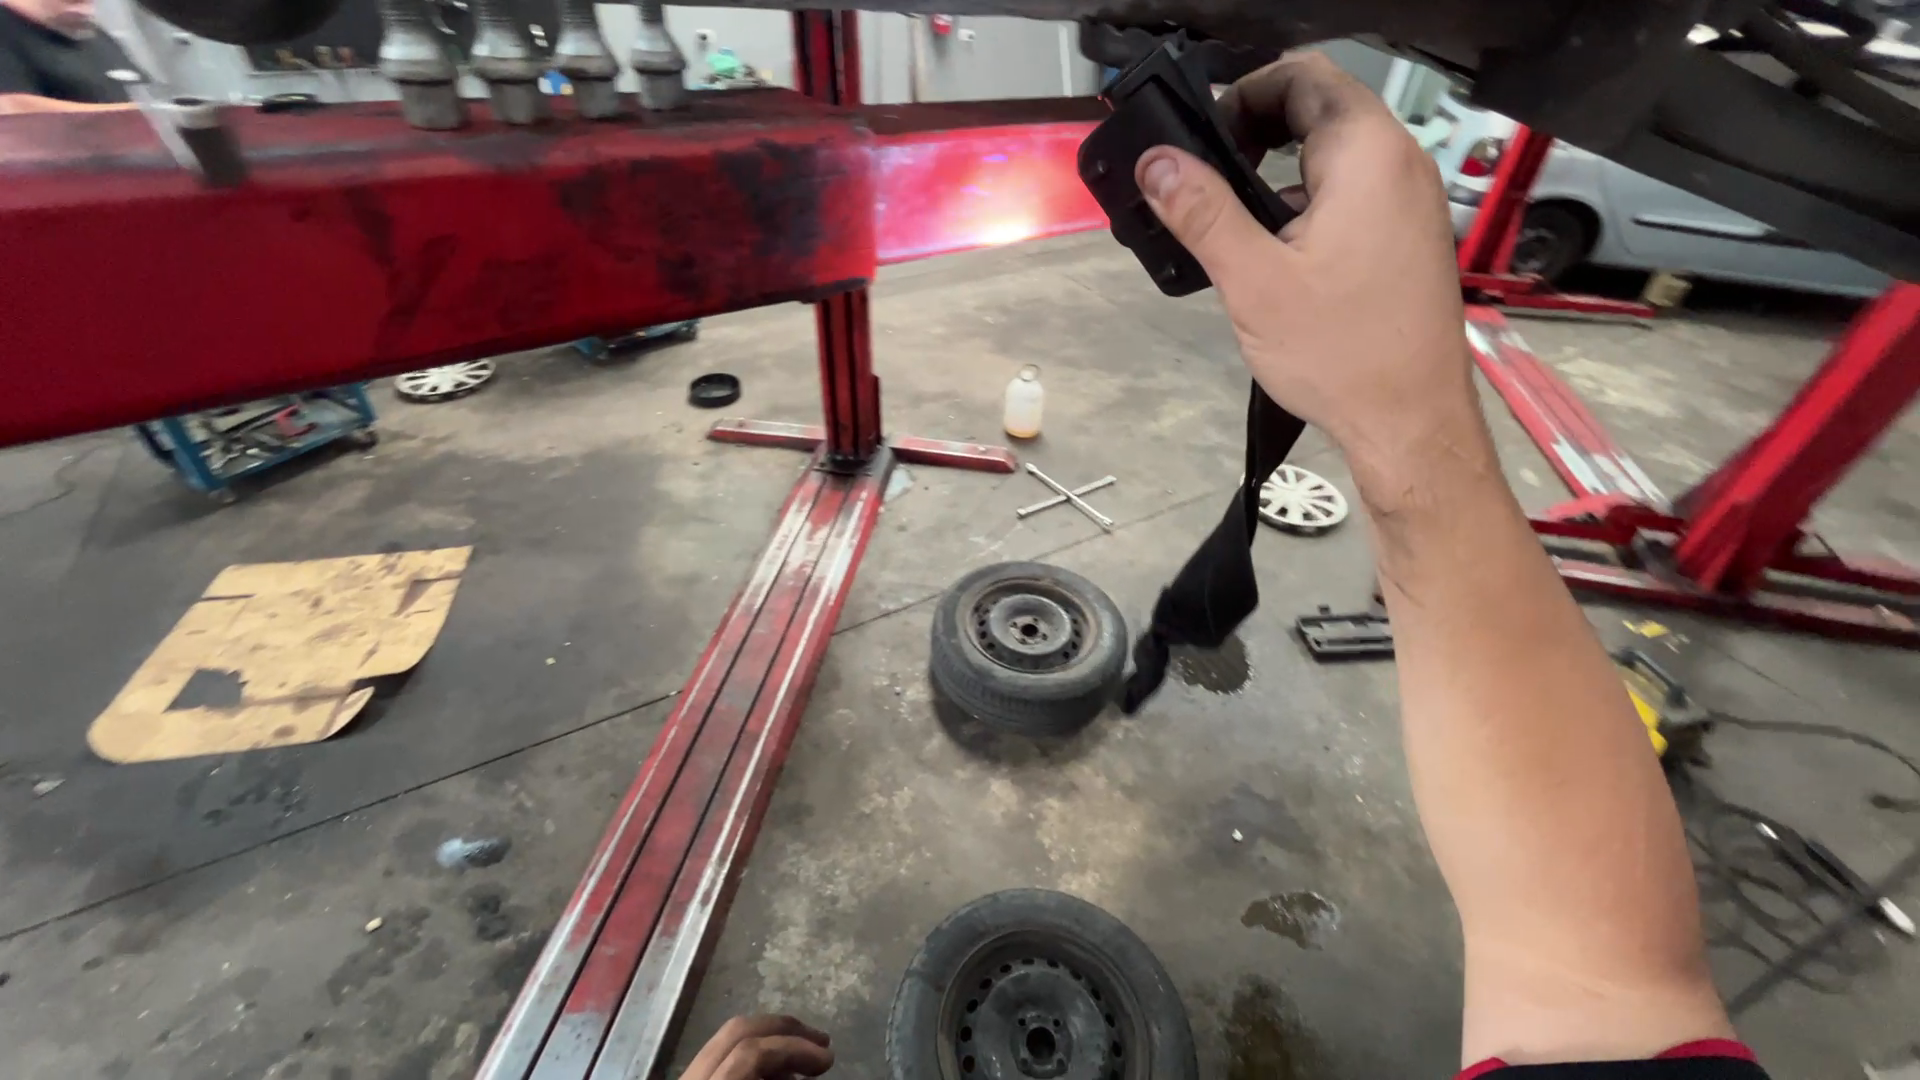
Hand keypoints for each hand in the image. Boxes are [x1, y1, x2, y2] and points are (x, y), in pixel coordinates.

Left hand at [680, 1015, 833, 1079]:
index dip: (794, 1048)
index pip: (751, 1052)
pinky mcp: (687, 1079)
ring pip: (728, 1038)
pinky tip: (776, 1073)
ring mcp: (684, 1076)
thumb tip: (811, 1062)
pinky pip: (721, 1057)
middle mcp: (690, 1074)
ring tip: (803, 1061)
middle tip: (820, 1042)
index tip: (827, 1058)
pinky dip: (753, 1058)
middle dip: (785, 1028)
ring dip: (771, 1042)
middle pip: (737, 1029)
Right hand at [1133, 53, 1480, 490]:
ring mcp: (1408, 202)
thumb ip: (1202, 213)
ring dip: (1276, 174)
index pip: (1302, 77)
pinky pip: (1348, 196)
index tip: (1199, 140)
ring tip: (1230, 225)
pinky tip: (1274, 256)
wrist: (1407, 418)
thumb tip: (1157, 162)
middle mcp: (1399, 164)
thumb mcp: (1253, 281)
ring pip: (1332, 158)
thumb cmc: (1337, 351)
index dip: (1241, 94)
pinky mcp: (1405, 239)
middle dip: (1254, 134)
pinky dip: (1304, 205)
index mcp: (1366, 155)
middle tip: (1203, 183)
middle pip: (1319, 111)